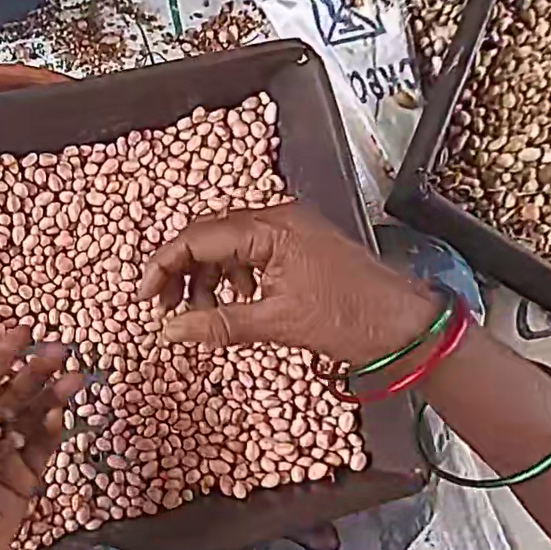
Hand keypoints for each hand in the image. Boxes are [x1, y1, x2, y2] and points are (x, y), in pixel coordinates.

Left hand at [0, 325, 85, 549]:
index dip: (1, 356)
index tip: (24, 331)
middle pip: (10, 398)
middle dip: (33, 373)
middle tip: (60, 350)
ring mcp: (1, 462)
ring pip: (30, 421)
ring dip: (49, 397)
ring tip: (73, 376)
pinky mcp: (21, 485)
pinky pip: (39, 450)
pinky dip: (50, 430)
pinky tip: (59, 411)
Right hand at [136, 203, 436, 363]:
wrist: (406, 325)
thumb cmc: (350, 318)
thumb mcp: (275, 323)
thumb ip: (216, 324)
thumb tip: (170, 330)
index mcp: (270, 228)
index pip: (197, 238)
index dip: (163, 266)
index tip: (144, 295)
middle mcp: (276, 219)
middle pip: (206, 237)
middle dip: (180, 272)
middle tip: (163, 307)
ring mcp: (287, 231)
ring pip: (223, 247)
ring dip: (203, 278)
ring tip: (197, 313)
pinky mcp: (294, 247)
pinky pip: (246, 255)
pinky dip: (228, 279)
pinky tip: (230, 304)